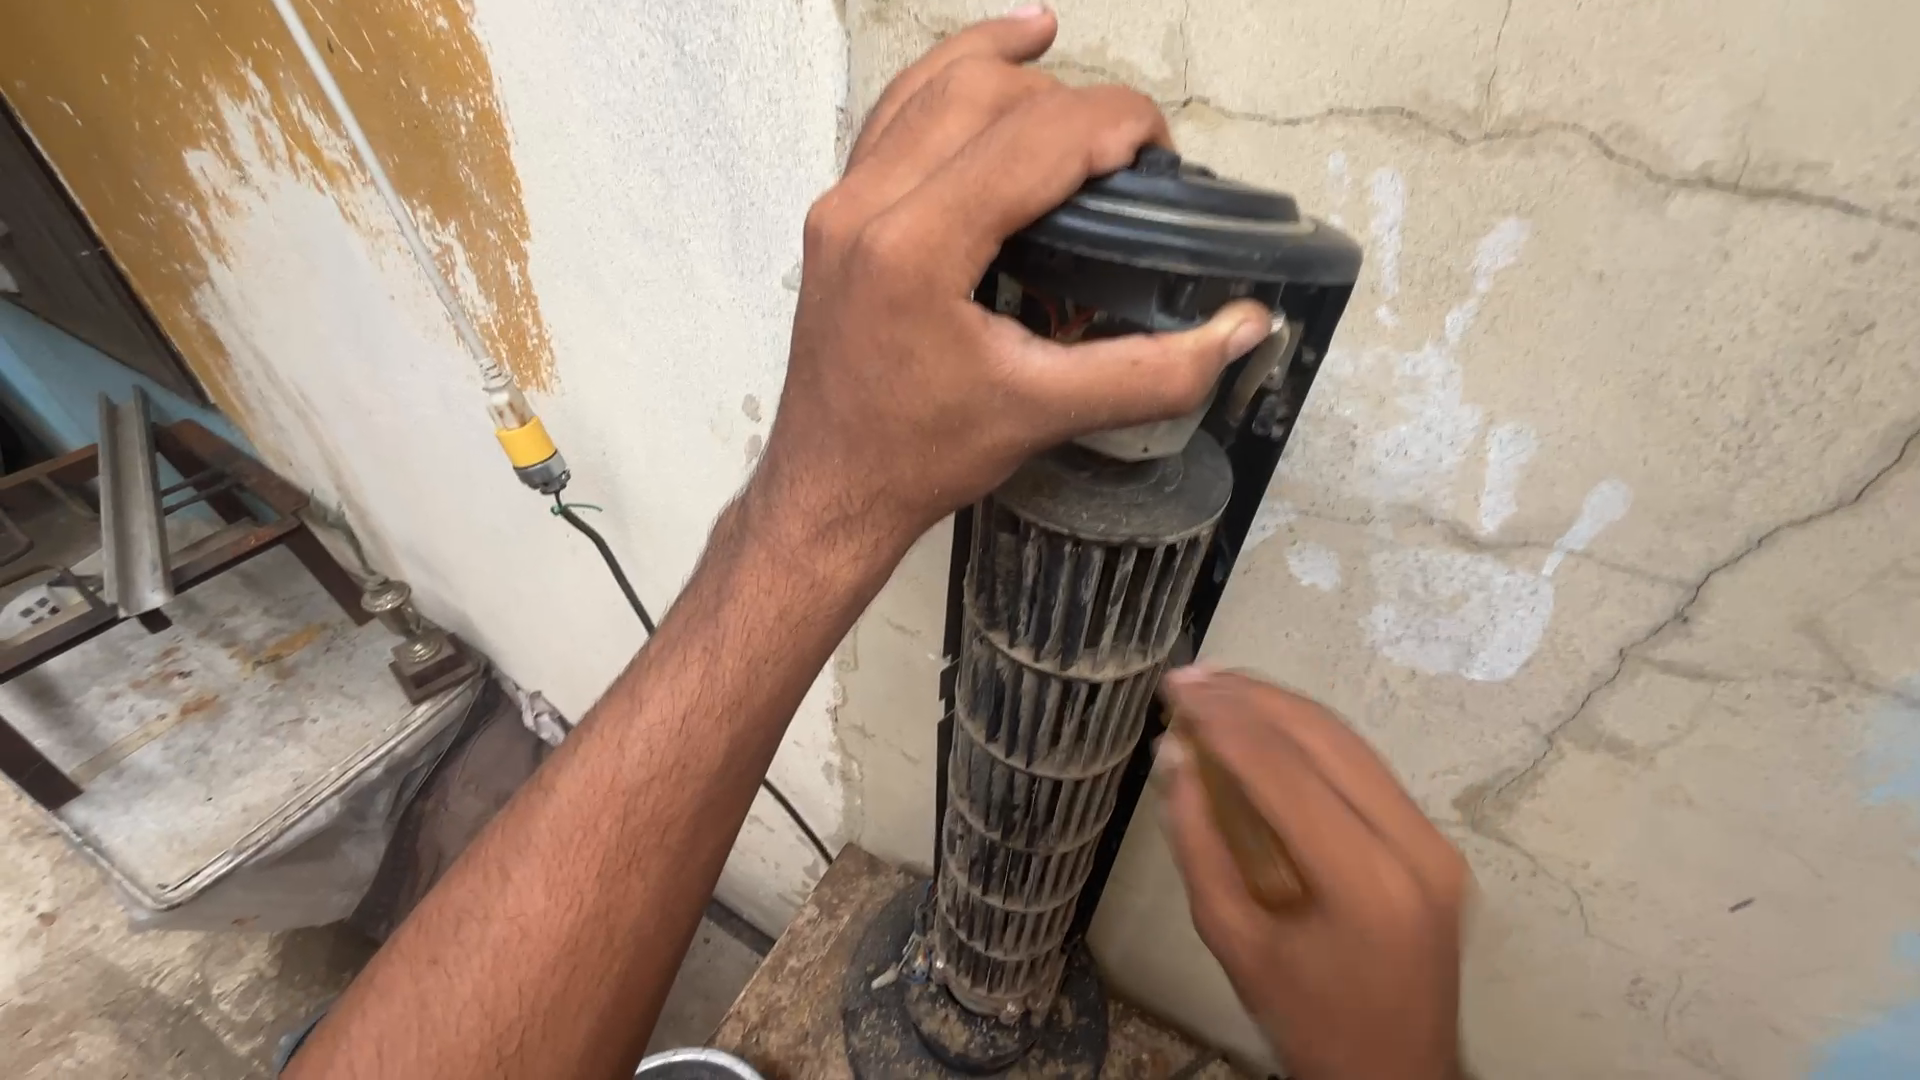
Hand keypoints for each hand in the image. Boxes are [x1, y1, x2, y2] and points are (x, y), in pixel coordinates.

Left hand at [755, 8, 1272, 554]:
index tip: (1157, 152)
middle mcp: (865, 209)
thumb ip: (1151, 373)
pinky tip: (989, 65)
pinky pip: (893, 118)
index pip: (1036, 136)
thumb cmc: (916, 458)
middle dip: (1071, 102)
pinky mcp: (835, 219)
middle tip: (1122, 154)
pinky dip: (945, 83)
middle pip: (986, 93)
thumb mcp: (1042, 415)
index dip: (1115, 124)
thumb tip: (1238, 329)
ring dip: (1008, 71)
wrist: (833, 488)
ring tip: (1070, 79)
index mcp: (914, 250)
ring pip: (930, 88)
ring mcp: (840, 207)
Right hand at [1159, 668, 1469, 1079]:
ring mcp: (1432, 839)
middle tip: (1188, 676)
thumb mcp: (1229, 936)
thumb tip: (1173, 755)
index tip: (1175, 690)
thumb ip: (1198, 840)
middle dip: (1248, 697)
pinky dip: (1305, 730)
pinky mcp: (1431, 838)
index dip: (1223, 720)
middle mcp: (1413, 845)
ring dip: (1277, 703)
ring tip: (1218, 681)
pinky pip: (1361, 762)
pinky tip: (1263, 714)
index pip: (1283, 770)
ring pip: (1346, 738)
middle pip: (1323, 737)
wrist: (1396, 1076)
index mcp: (1364, 881)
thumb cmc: (1302, 1016)